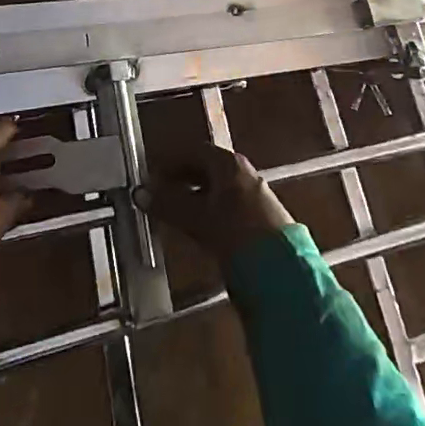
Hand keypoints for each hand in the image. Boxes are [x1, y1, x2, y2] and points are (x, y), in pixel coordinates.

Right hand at [134, 142, 293, 263]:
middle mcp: (244, 174)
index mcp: (229, 164)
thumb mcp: (195, 218)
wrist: (283, 273)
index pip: (192, 152)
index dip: (169, 161)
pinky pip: (227, 206)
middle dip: (180, 180)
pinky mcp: (262, 218)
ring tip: (172, 212)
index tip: (152, 173)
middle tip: (158, 192)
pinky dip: (208, 211)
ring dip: (192, 197)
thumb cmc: (236, 233)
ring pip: (216, 190)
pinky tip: (197, 227)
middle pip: (205, 170)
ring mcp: (256, 195)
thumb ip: (167, 204)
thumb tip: (140, 194)